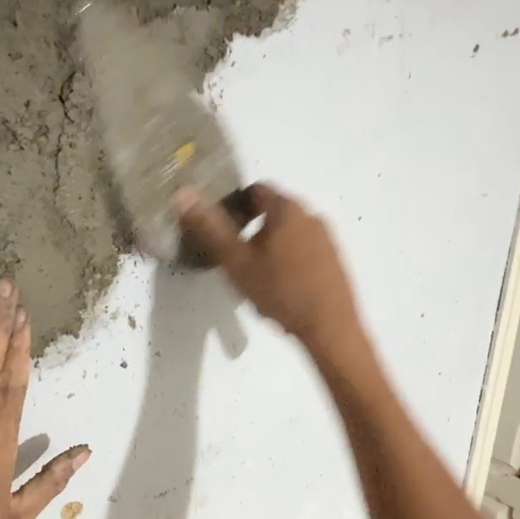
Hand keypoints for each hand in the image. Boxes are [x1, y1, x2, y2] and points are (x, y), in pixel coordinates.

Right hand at [176, 183, 363, 358]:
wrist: (330, 328)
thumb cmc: (280, 292)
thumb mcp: (236, 262)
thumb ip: (210, 228)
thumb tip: (183, 193)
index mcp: (286, 208)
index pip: (255, 190)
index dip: (233, 205)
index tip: (220, 229)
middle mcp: (311, 214)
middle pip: (273, 211)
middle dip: (251, 228)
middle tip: (234, 257)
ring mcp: (328, 238)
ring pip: (290, 232)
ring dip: (270, 246)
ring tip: (256, 276)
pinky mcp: (336, 260)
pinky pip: (306, 250)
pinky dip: (289, 260)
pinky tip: (281, 288)